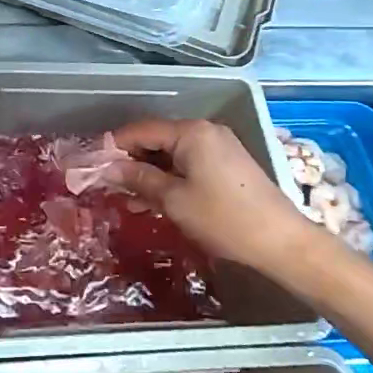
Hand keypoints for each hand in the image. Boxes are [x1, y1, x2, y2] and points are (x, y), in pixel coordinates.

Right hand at [102, 118, 319, 273]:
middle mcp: (205, 131)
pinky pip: (189, 163)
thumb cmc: (223, 218)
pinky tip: (156, 199)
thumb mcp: (174, 200)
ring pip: (173, 153)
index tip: (92, 166)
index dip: (114, 146)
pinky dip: (171, 177)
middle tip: (108, 185)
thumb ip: (138, 179)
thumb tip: (107, 168)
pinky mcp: (228, 164)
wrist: (281, 241)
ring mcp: (220, 146)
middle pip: (157, 139)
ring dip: (150, 172)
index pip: (141, 130)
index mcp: (191, 132)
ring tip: (128, 198)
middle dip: (131, 161)